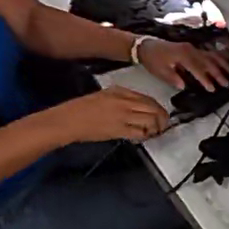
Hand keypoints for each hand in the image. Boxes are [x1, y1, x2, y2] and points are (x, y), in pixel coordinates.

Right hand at [40, 86, 171, 144]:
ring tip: (152, 132)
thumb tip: (139, 108)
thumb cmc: (80, 109)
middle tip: (162, 126)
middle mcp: (124, 101)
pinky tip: (142, 137)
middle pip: (154, 108)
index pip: (148, 99)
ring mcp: (123, 115)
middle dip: (162, 118)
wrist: (65, 121)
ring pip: (151, 120)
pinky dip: (145, 135)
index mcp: (120, 91)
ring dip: (156, 128)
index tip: (159, 115)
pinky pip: (140, 132)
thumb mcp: (103, 96)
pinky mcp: (119, 129)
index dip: (158, 108)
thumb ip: (121, 99)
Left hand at [136, 37, 228, 91]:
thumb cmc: (153, 59)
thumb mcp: (160, 70)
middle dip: (219, 73)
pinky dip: (221, 59)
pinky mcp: (195, 49)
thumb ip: (173, 78)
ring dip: (224, 65)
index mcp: (182, 55)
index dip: (205, 79)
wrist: (145, 46)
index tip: (211, 88)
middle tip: (227, 84)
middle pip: (209, 62)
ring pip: (213, 56)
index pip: (197, 68)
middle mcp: (191, 50)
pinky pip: (211, 53)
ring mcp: (194, 48)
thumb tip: (184, 85)